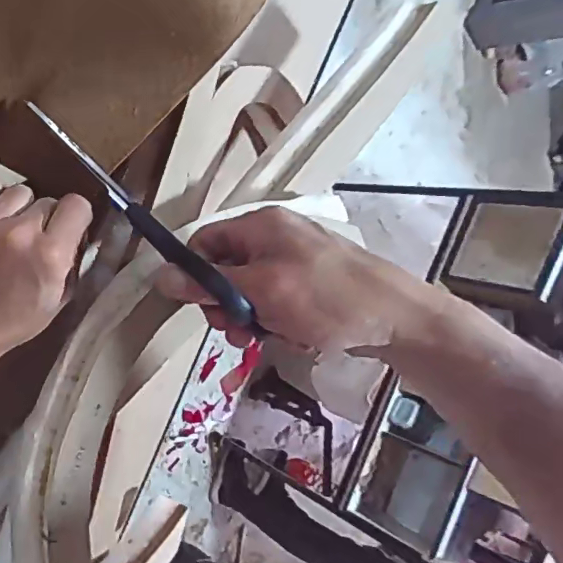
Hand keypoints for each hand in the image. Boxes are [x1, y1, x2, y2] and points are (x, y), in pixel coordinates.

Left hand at [0, 167, 93, 371]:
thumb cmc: (17, 318)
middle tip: (34, 240)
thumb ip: (75, 260)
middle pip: (47, 200)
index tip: (67, 230)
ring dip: (19, 208)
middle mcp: (21, 232)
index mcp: (51, 254)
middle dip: (46, 219)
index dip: (75, 218)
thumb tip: (85, 230)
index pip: (77, 205)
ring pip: (19, 191)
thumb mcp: (60, 297)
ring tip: (9, 229)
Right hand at [153, 206, 438, 354]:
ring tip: (262, 336)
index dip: (194, 274)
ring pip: (247, 288)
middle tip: (235, 329)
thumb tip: (160, 277)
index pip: (204, 242)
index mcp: (261, 225)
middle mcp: (275, 235)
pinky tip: (287, 334)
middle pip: (223, 268)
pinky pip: (273, 299)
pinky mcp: (311, 282)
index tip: (200, 305)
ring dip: (247, 316)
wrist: (402, 321)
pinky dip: (273, 319)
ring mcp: (295, 259)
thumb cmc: (327, 300)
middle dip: (224, 302)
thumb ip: (208, 284)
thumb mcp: (261, 291)